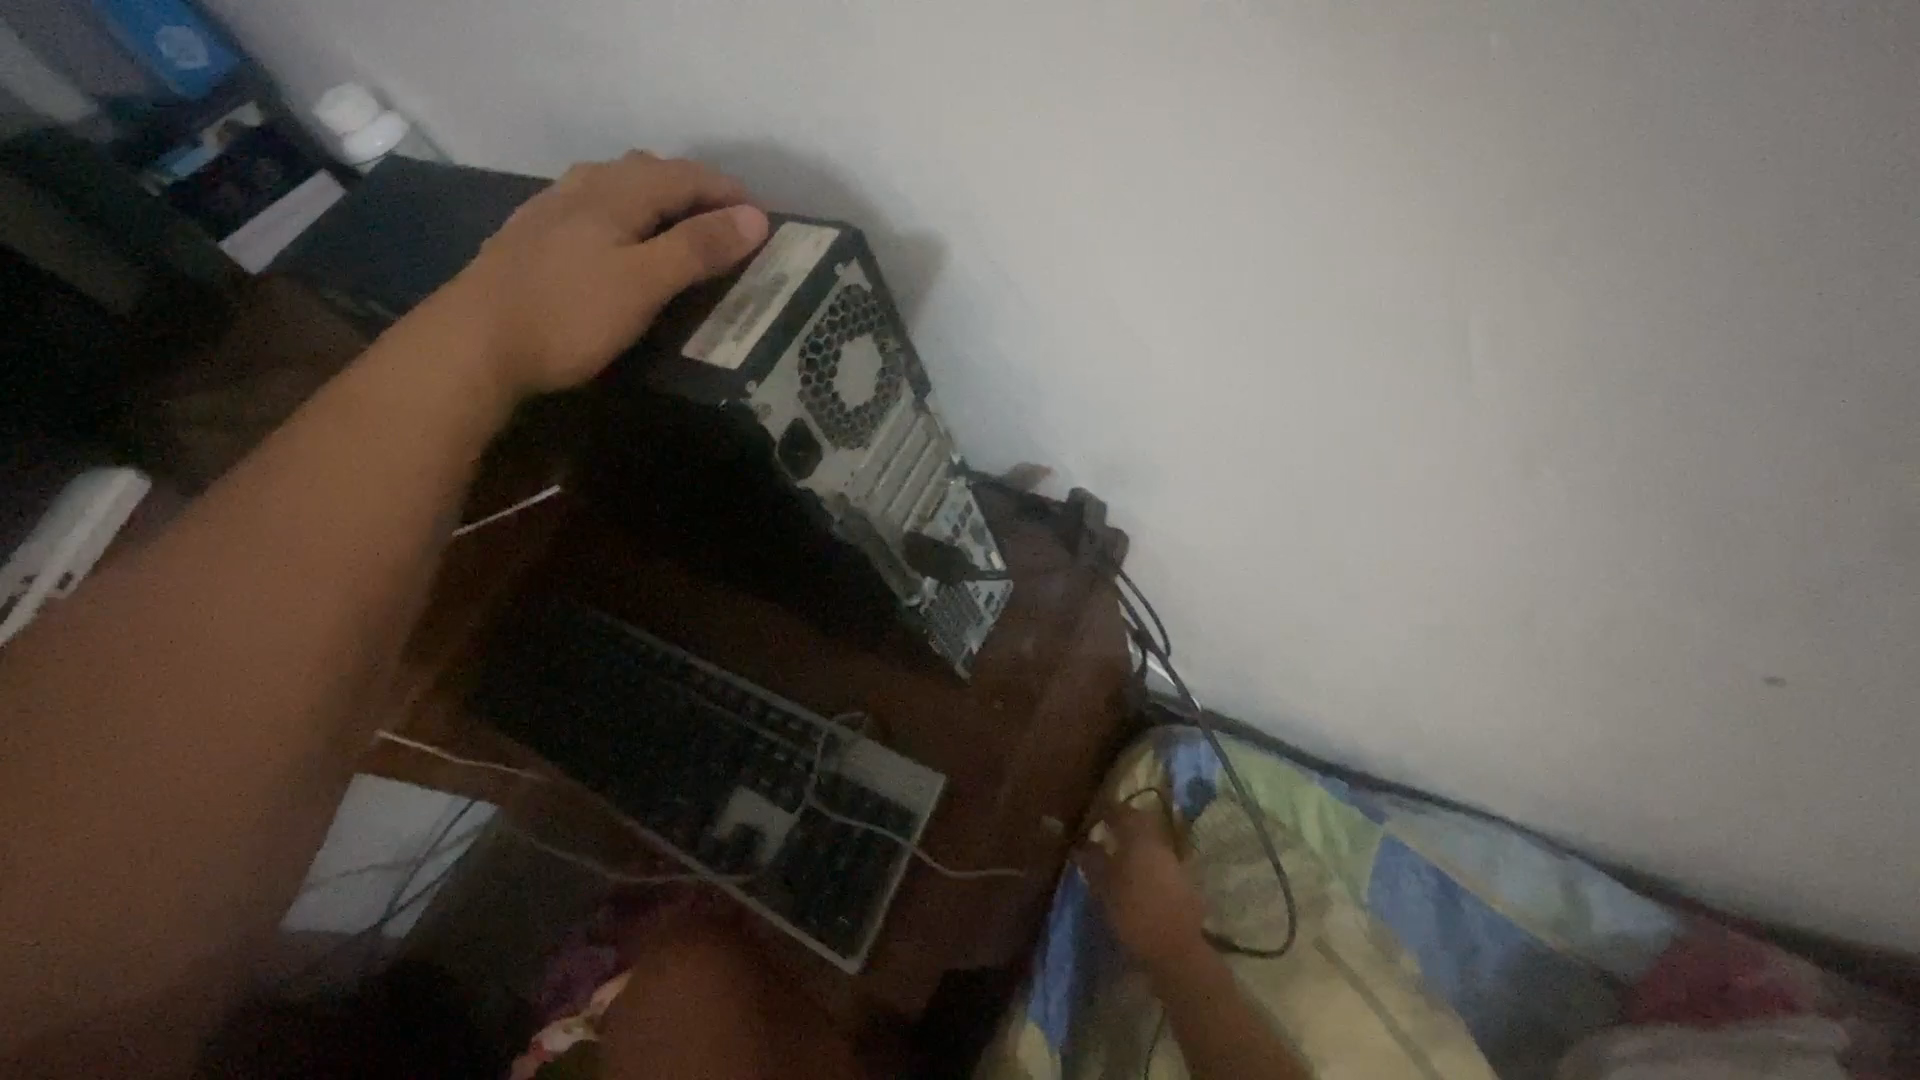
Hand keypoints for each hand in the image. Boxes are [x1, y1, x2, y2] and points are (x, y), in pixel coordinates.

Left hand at [434, 151, 769, 396]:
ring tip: (677, 229)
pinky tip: (616, 245)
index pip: (684, 175)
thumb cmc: (568, 315)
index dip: (728, 193)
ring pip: (613, 187)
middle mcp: (581, 189)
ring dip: (654, 199)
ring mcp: (549, 212)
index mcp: (615, 193)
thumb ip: (698, 248)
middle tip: (724, 224)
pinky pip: (590, 211)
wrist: (473, 345)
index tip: (763, 220)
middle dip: (692, 190)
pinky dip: (622, 218)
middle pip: (647, 171)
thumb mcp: (644, 283)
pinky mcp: (530, 239)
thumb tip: (754, 217)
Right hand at [1074, 801, 1207, 972]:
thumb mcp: (1104, 888)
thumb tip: (1081, 844)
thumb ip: (1092, 861)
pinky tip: (1136, 875)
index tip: (1092, 814)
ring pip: (1152, 842)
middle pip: (1141, 823)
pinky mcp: (1185, 883)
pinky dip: (1147, 861)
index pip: (1122, 812)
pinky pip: (1161, 860)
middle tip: (1105, 830)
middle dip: (1123, 823)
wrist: (1177, 951)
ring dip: (1136, 843)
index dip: (1106, 810)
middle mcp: (1160, 844)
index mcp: (1140, 839)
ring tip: (1117, 854)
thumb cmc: (1134, 914)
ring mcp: (1176, 863)